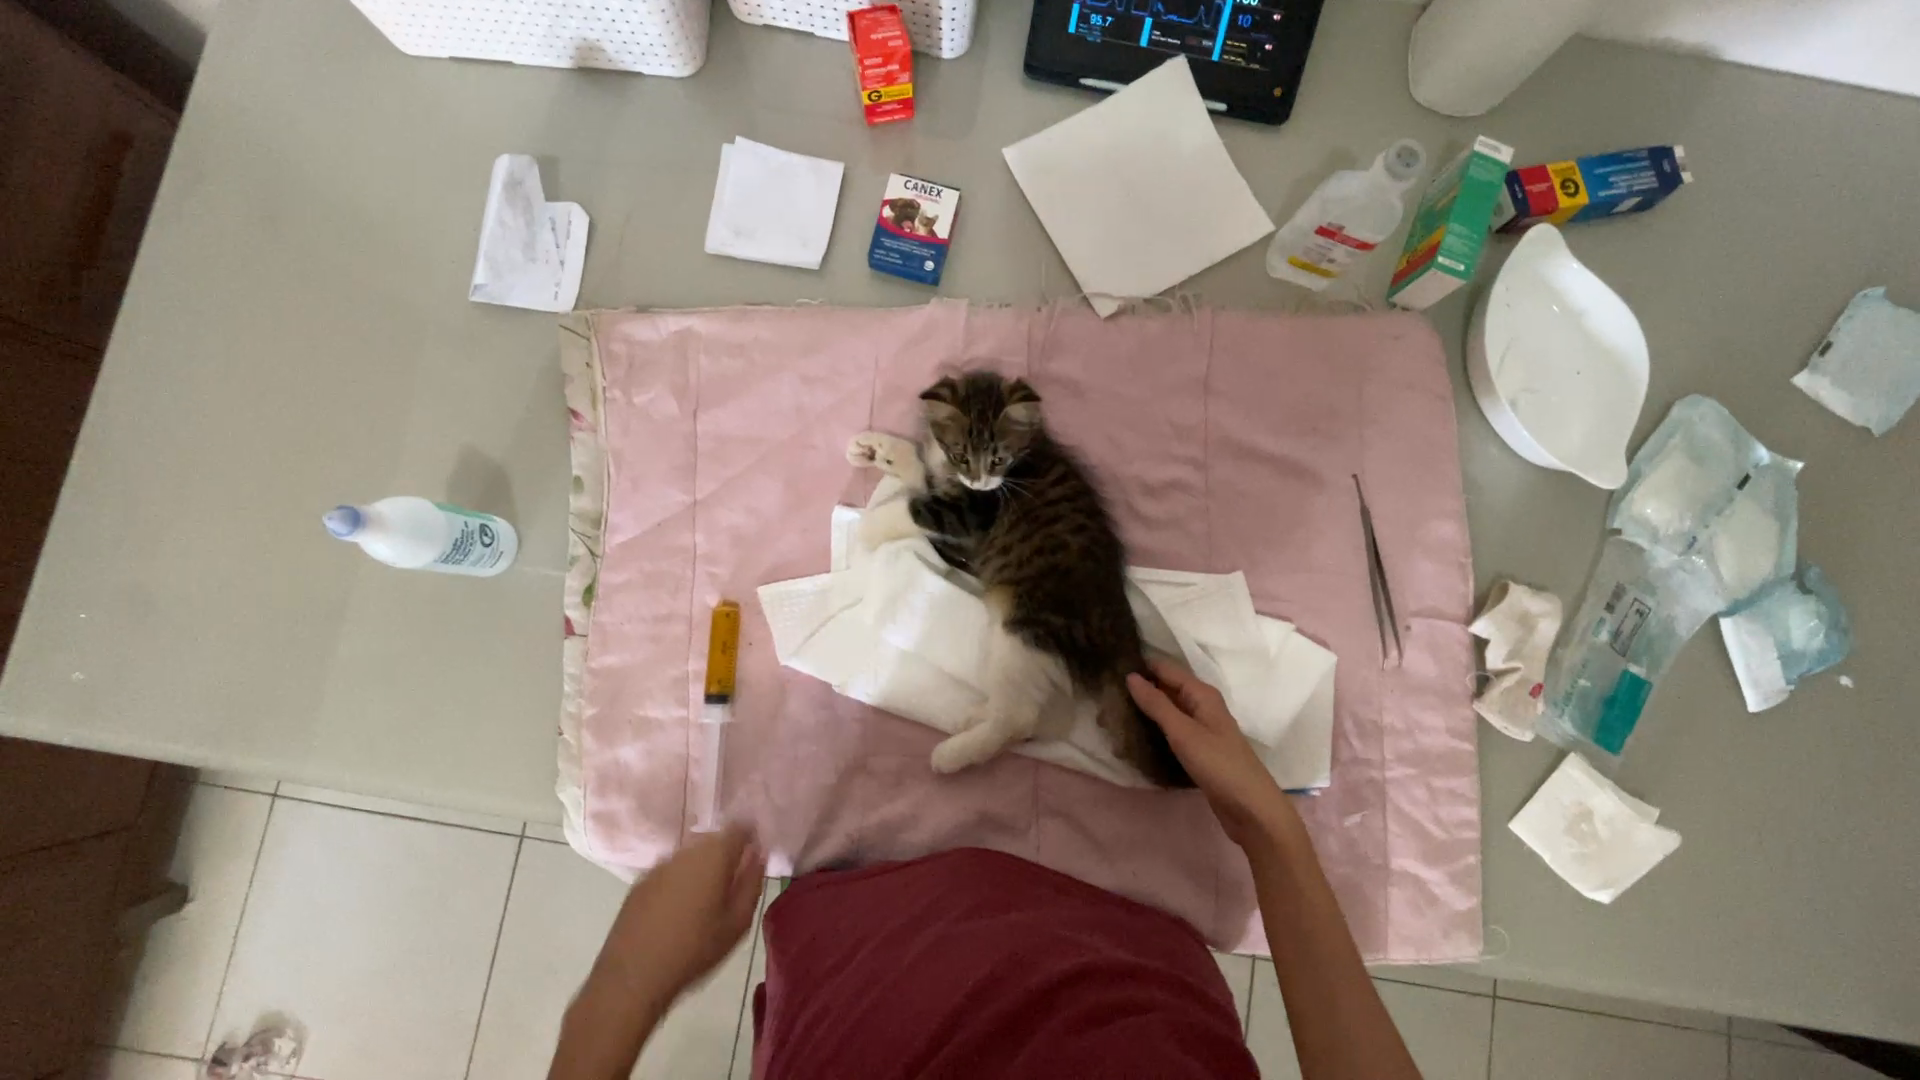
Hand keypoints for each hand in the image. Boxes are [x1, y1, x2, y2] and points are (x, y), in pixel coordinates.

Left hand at [586, 826, 765, 1011]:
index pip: (740, 828)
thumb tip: (757, 857)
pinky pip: (669, 873)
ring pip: (690, 857)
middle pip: (713, 841)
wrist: (632, 978)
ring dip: (701, 870)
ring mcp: (659, 866)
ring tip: (705, 902)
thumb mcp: (738, 923)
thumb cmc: (694, 950)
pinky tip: (677, 912)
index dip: (751, 838)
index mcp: (714, 856)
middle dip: (726, 856)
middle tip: (732, 885)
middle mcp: (686, 852)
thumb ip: (752, 883)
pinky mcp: (639, 884)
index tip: (755, 858)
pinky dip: (679, 883)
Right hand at [1127, 660, 1294, 850]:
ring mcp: (1202, 729)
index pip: (1166, 669)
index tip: (1110, 667)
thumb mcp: (1183, 732)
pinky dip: (1155, 729)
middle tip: (1105, 693)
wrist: (1250, 808)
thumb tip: (1130, 676)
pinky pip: (1172, 730)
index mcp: (1202, 694)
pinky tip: (1135, 735)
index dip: (1141, 666)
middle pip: (1167, 688)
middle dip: (1140, 688)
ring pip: (1168, 710)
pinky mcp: (1199, 749)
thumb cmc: (1218, 764)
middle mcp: (1202, 706)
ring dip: (1145, 710)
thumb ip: (1156, 704)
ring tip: (1113, 711)